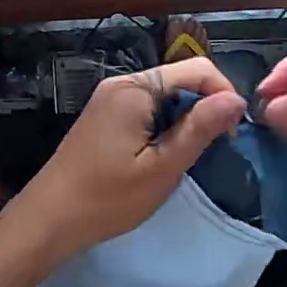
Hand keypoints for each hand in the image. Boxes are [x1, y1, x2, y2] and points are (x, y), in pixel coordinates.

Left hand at [6, 57, 245, 258]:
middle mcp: (122, 83)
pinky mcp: (106, 115)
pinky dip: (164, 125)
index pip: (197, 69)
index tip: (232, 134)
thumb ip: (199, 129)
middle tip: (209, 151)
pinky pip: (147, 108)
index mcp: (135, 88)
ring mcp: (110, 98)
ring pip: (165, 95)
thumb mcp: (161, 168)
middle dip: (203, 108)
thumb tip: (236, 99)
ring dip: (184, 120)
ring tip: (185, 157)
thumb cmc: (107, 197)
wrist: (49, 218)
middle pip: (180, 79)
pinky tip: (162, 155)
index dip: (222, 94)